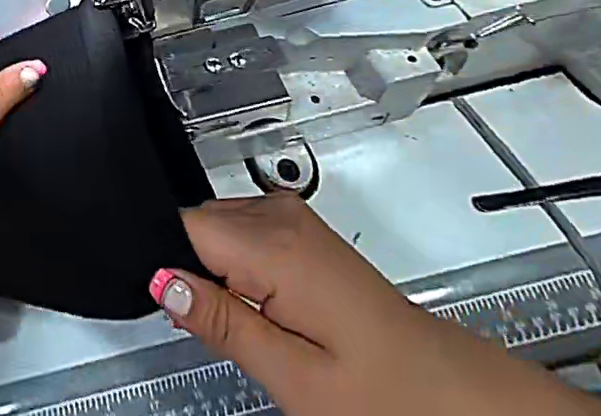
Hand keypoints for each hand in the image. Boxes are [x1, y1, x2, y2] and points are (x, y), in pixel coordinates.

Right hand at [150, 195, 600, 415]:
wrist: (437, 382)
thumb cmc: (375, 388)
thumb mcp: (289, 374)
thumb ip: (221, 321)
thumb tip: (163, 280)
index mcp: (274, 246)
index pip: (187, 226)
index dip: (171, 264)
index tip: (183, 308)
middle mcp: (281, 214)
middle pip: (200, 221)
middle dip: (192, 267)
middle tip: (218, 327)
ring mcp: (292, 213)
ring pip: (218, 222)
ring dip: (213, 263)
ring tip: (246, 319)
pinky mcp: (299, 223)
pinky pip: (242, 225)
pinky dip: (234, 256)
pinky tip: (257, 299)